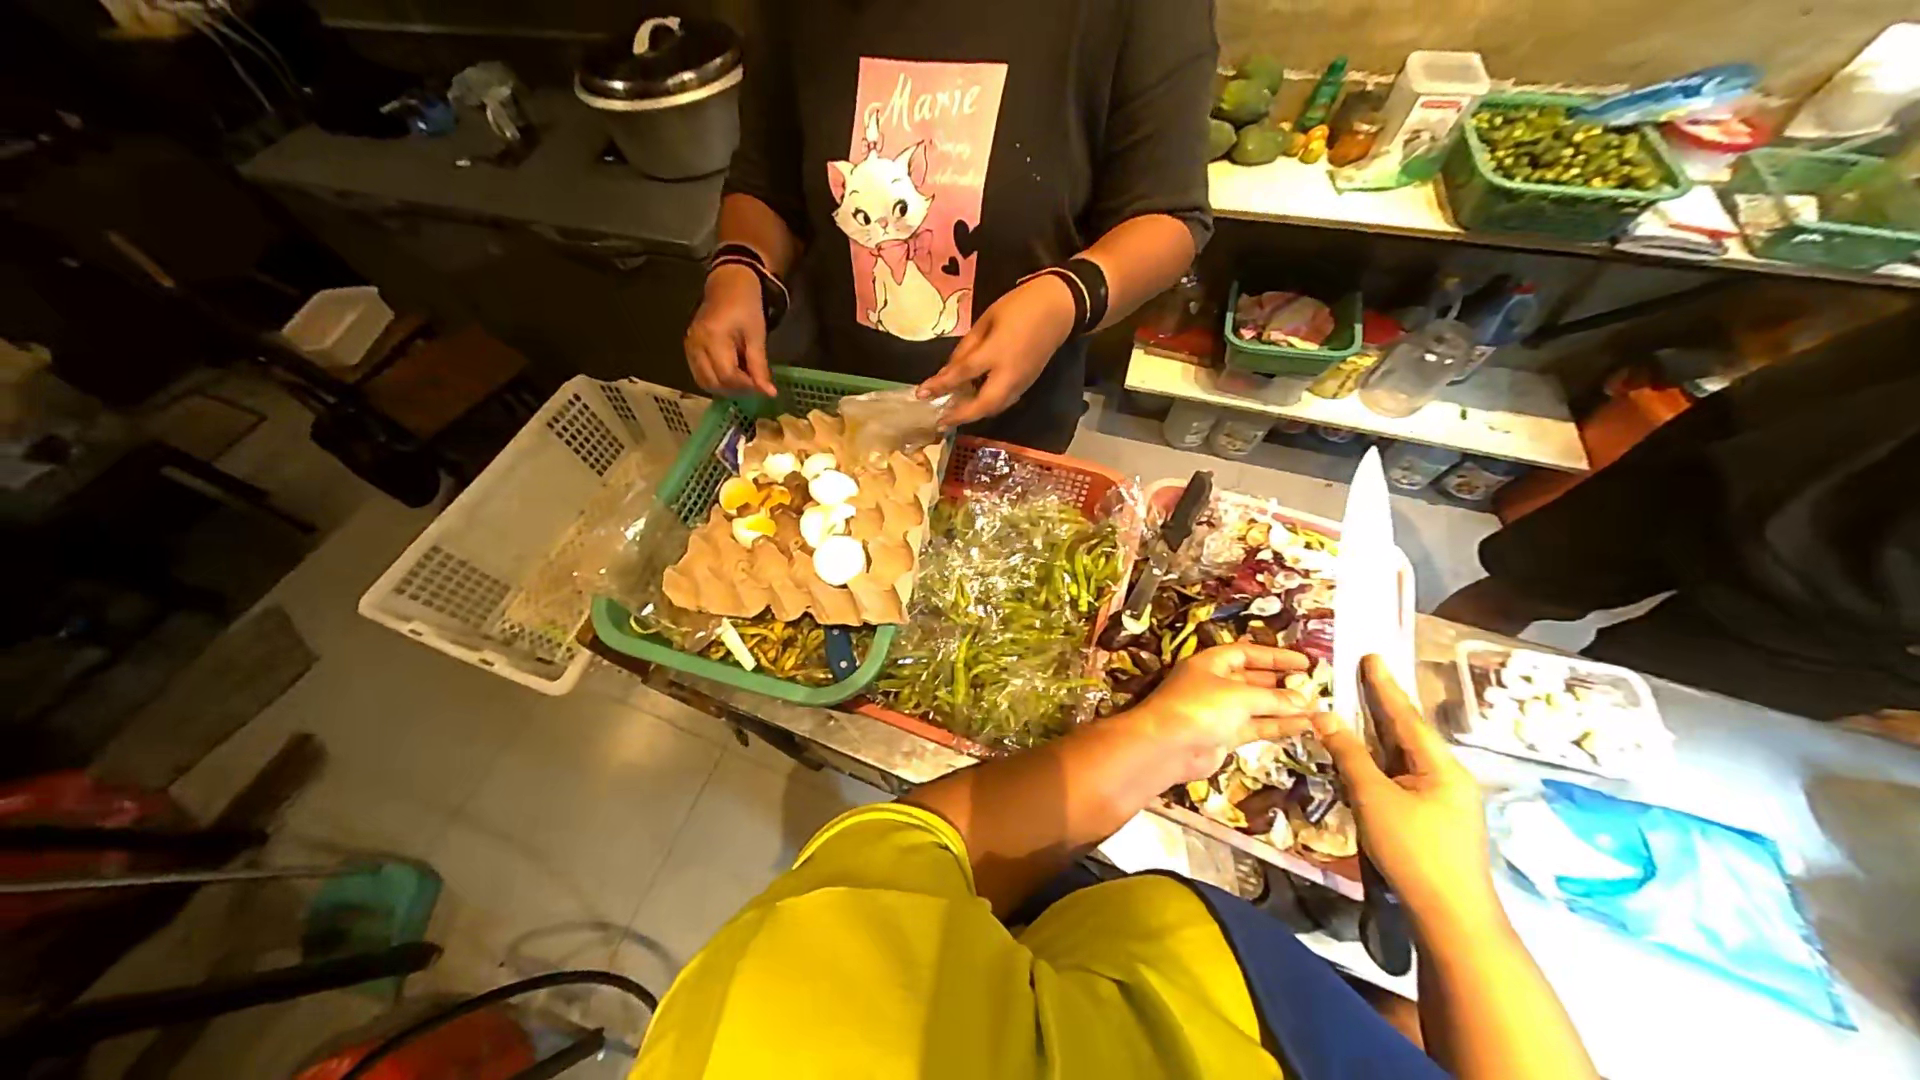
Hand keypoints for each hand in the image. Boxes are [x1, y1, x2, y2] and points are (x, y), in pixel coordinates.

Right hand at [684, 264, 775, 396]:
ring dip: (725, 388)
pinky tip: (731, 376)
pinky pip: (700, 374)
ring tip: (744, 382)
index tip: (763, 389)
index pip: (727, 376)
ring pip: (704, 382)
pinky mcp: (689, 348)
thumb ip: (759, 366)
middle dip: (735, 390)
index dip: (746, 387)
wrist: (728, 285)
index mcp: (713, 338)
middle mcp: (696, 344)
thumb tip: (769, 393)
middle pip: (713, 382)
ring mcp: (689, 346)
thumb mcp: (757, 336)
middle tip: (754, 387)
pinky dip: (716, 381)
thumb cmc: (746, 307)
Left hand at [918, 274, 1076, 426]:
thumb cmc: (1019, 307)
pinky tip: (974, 403)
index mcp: (996, 354)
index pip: (962, 375)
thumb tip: (949, 370)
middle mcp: (1009, 376)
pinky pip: (1003, 402)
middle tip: (940, 422)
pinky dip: (986, 407)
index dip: (940, 386)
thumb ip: (966, 349)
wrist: (1060, 308)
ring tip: (954, 415)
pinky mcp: (1027, 385)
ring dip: (973, 415)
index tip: (921, 394)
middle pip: (982, 406)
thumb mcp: (985, 322)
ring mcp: (1021, 384)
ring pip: (994, 408)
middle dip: (960, 416)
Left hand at [1120, 644, 1316, 783]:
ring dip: (1285, 707)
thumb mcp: (1239, 695)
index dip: (1275, 656)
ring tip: (1318, 709)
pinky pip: (1256, 726)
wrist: (1167, 747)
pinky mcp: (1224, 736)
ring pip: (1257, 705)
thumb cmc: (1200, 707)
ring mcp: (1219, 711)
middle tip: (1314, 688)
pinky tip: (1305, 726)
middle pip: (1253, 679)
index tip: (1304, 662)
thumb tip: (1304, 700)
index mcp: (1211, 663)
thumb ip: (1274, 698)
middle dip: (1282, 683)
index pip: (1246, 653)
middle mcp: (1214, 684)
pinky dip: (1278, 725)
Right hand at [1313, 655, 1500, 932]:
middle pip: (1408, 733)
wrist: (1452, 917)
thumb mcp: (1374, 798)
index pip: (1405, 716)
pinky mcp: (1434, 818)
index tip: (1371, 657)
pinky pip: (1403, 776)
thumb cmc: (1414, 850)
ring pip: (1404, 757)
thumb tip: (1324, 716)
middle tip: (1362, 677)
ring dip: (1379, 735)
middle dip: (1383, 706)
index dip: (1384, 686)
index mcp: (1441, 766)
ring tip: (1358, 710)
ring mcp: (1444, 800)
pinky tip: (1365, 759)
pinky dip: (1381, 760)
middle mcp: (1448, 777)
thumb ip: (1348, 755)